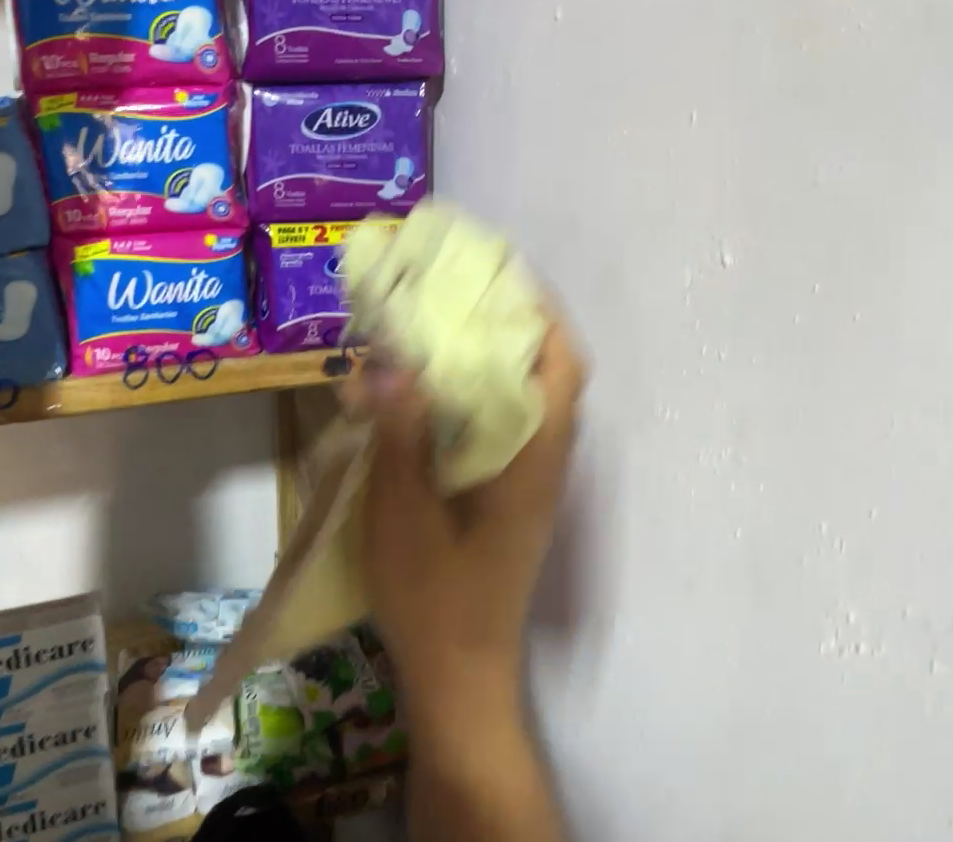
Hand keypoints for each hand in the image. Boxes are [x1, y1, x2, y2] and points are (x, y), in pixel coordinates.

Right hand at [355, 318, 585, 704]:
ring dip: (488, 363)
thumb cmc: (434, 597)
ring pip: (520, 403)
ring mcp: (528, 484)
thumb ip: (402, 433)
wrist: (459, 677)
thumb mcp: (404, 511)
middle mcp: (542, 463)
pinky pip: (500, 430)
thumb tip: (392, 361)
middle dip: (506, 327)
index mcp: (532, 459)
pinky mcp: (508, 500)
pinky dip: (473, 399)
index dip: (538, 313)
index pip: (560, 367)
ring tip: (434, 334)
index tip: (496, 275)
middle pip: (542, 376)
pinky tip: (426, 400)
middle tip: (450, 297)